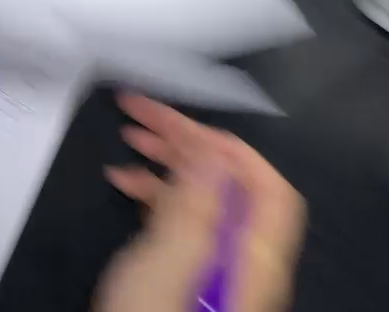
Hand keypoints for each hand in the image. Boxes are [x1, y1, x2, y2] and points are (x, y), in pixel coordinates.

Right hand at [95, 94, 304, 311]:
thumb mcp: (167, 261)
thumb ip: (195, 206)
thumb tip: (212, 152)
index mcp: (253, 258)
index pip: (266, 187)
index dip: (225, 146)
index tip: (170, 120)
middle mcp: (246, 262)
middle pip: (232, 186)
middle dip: (187, 141)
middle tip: (135, 112)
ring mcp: (220, 270)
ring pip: (206, 198)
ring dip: (169, 161)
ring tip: (128, 139)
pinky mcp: (192, 277)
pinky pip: (183, 219)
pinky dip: (155, 191)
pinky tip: (122, 183)